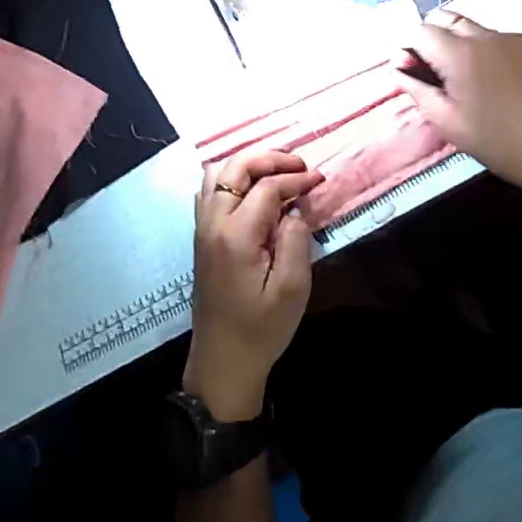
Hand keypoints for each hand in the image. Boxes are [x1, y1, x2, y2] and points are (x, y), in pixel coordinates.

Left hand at [187, 151, 322, 420]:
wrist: (223, 362)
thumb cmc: (262, 329)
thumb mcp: (292, 288)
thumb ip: (295, 239)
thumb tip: (294, 208)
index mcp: (236, 235)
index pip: (267, 187)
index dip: (296, 179)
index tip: (319, 180)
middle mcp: (212, 224)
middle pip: (235, 167)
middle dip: (270, 159)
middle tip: (300, 166)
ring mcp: (202, 230)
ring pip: (217, 174)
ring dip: (249, 165)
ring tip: (280, 174)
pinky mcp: (202, 239)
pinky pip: (210, 191)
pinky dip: (233, 179)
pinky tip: (255, 191)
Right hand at [396, 12, 521, 233]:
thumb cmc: (503, 144)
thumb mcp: (450, 124)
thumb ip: (418, 90)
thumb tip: (398, 65)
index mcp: (460, 53)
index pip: (420, 29)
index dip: (409, 47)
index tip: (412, 70)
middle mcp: (488, 36)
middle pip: (448, 18)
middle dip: (433, 38)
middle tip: (436, 74)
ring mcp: (518, 38)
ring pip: (478, 30)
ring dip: (464, 45)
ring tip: (476, 85)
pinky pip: (506, 41)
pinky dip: (495, 54)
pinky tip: (508, 86)